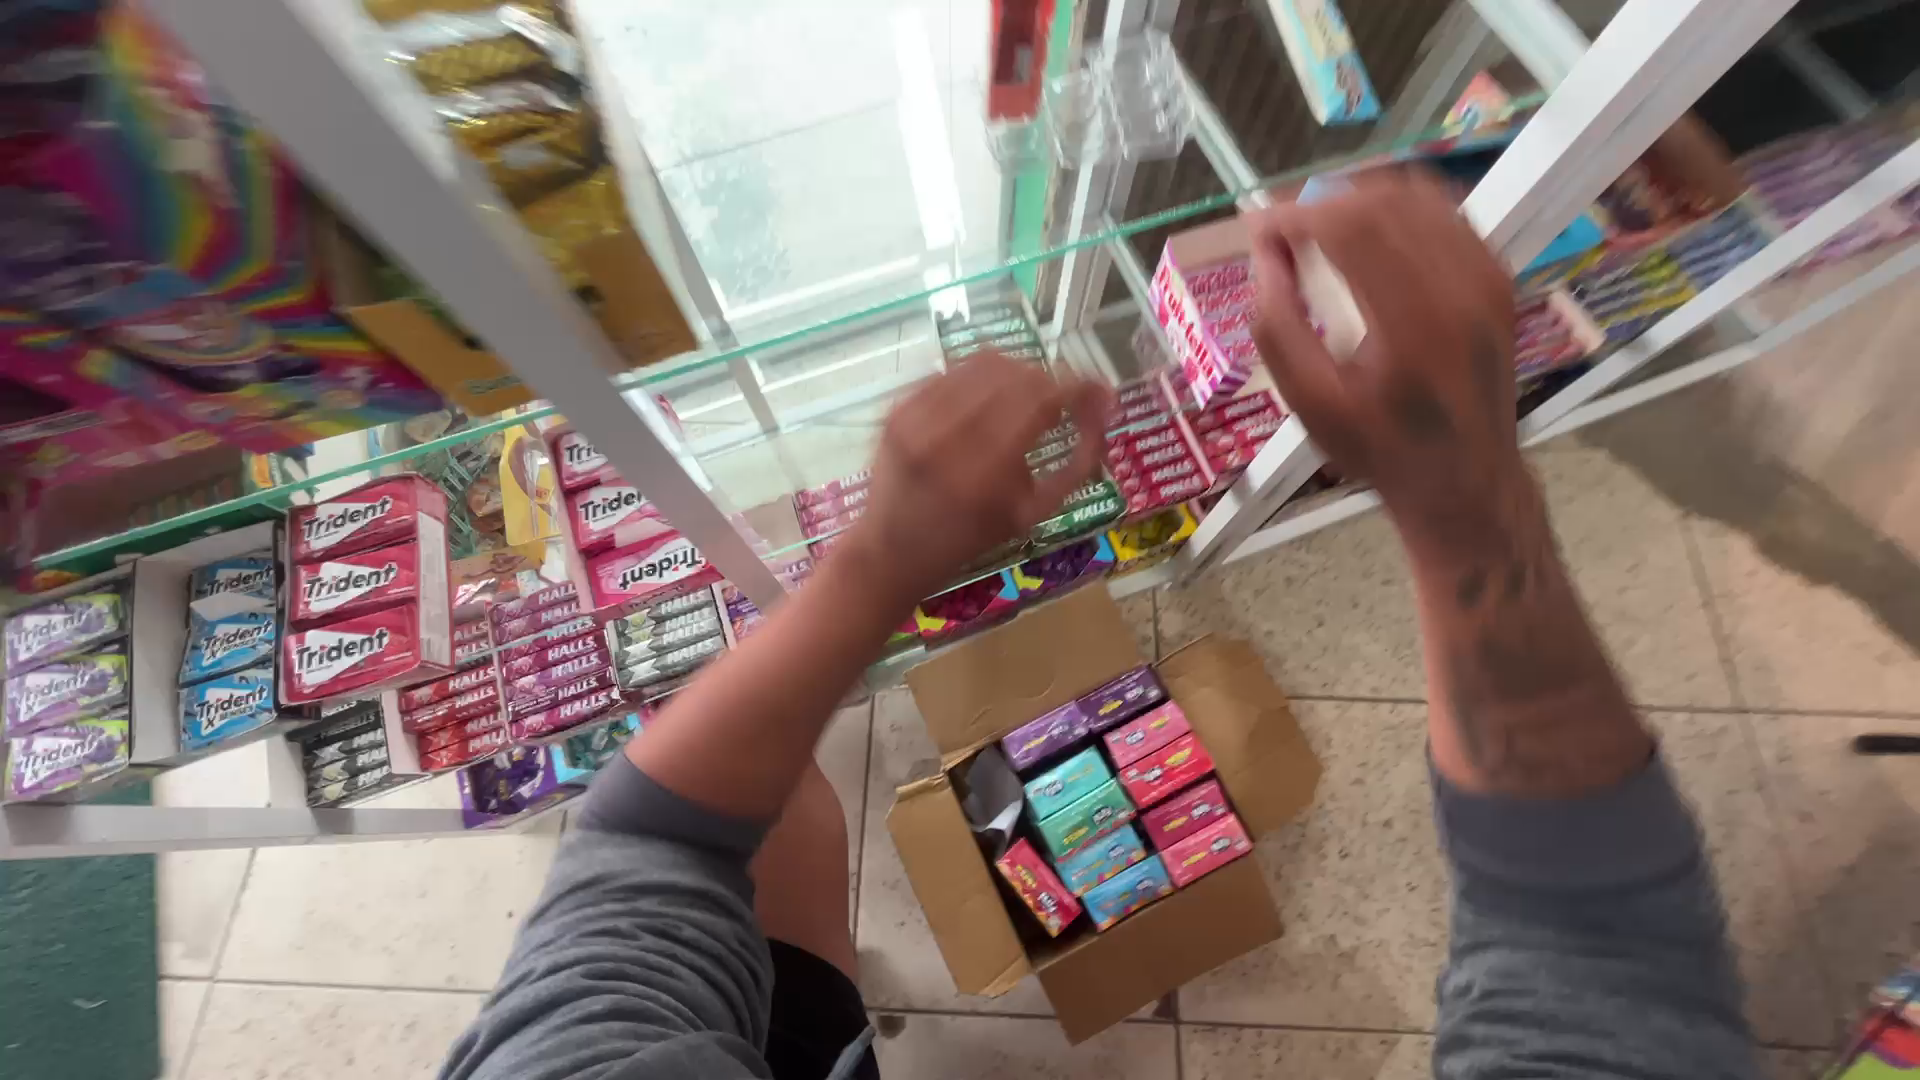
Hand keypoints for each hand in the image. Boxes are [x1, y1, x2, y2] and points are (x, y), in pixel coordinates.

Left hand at [838, 352, 1111, 604]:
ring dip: (1018, 373)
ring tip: (1027, 397)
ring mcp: (916, 416)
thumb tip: (1104, 411)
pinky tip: (986, 400)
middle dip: (1052, 381)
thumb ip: (1078, 464)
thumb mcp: (1032, 515)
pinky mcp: (897, 408)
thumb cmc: (968, 539)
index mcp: (986, 469)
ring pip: (985, 362)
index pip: (1045, 397)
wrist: (891, 552)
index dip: (1080, 387)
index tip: (1099, 394)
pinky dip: (980, 378)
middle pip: (1019, 374)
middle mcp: (947, 434)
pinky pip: (952, 371)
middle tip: (1063, 401)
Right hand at [1246, 170, 1526, 558]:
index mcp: (1412, 318)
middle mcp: (1460, 282)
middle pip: (1383, 201)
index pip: (1349, 226)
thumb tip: (1264, 260)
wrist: (1461, 475)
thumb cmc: (1376, 447)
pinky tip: (1364, 234)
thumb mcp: (1308, 403)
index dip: (1295, 215)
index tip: (1256, 225)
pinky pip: (1445, 215)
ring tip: (1314, 225)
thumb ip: (1277, 327)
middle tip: (1279, 226)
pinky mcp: (1497, 276)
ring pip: (1418, 197)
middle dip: (1320, 201)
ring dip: (1357, 198)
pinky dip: (1397, 211)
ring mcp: (1487, 274)